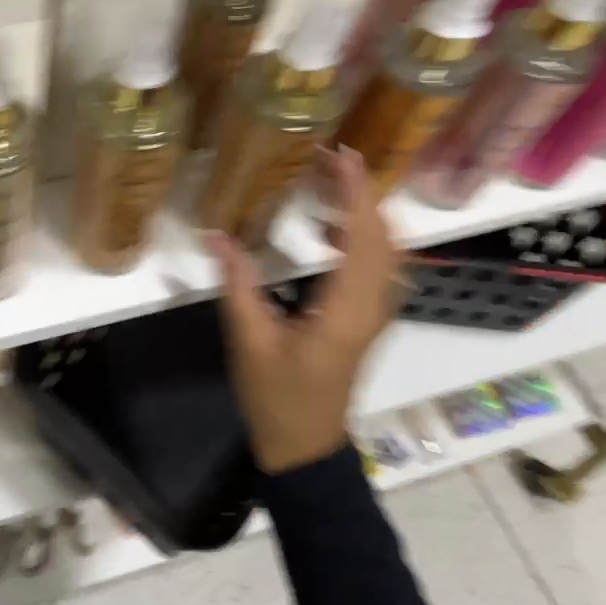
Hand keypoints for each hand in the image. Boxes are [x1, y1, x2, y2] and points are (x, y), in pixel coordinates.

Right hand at [207, 146, 399, 473]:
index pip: (365, 236)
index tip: (341, 155)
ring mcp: (375, 316)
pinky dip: (363, 240)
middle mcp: (372, 307)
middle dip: (363, 194)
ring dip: (367, 215)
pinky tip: (326, 234)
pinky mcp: (366, 322)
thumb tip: (216, 236)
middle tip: (329, 161)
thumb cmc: (277, 398)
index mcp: (346, 309)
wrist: (305, 449)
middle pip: (386, 238)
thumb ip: (237, 285)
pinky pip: (380, 269)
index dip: (356, 191)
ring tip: (329, 188)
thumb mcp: (250, 341)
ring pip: (389, 253)